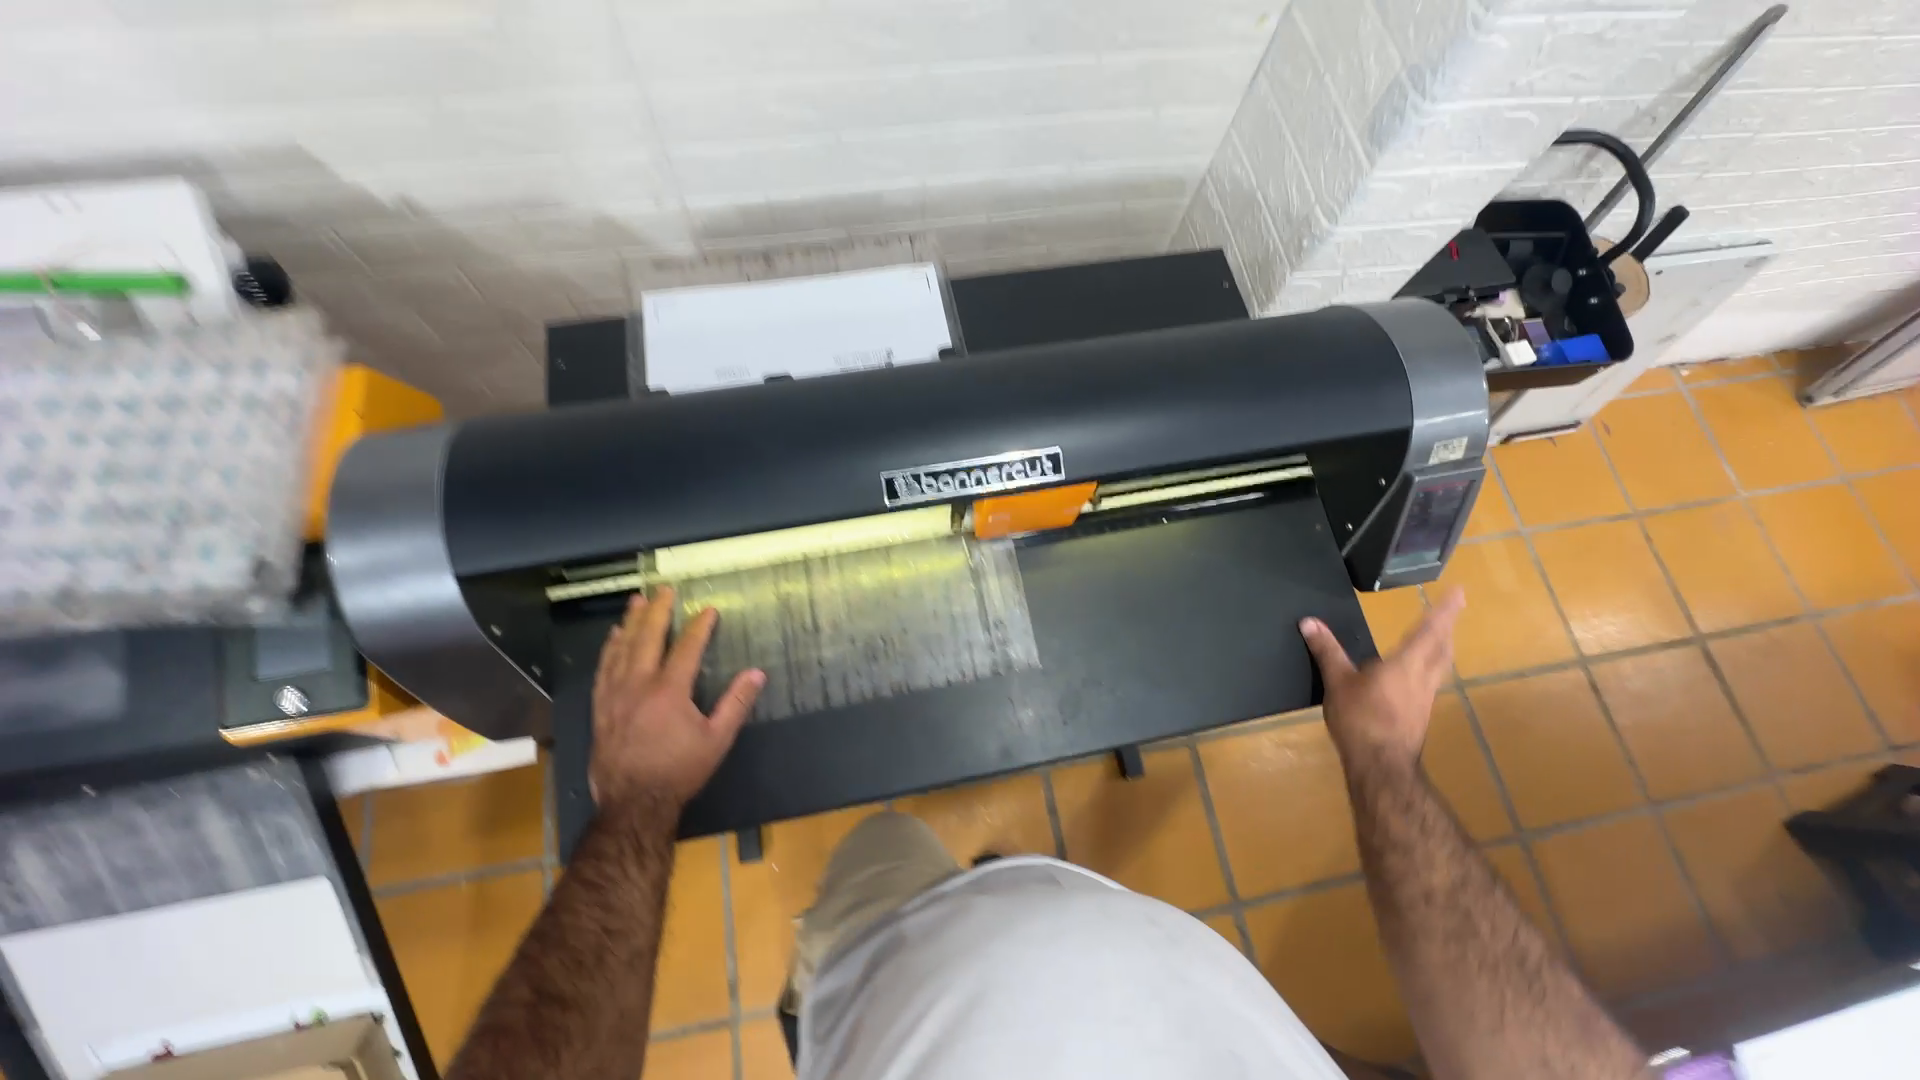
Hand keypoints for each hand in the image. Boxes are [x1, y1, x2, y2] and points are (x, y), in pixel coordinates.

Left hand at [591, 587, 765, 811]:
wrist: (633, 804)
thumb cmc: (679, 772)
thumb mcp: (716, 740)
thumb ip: (735, 704)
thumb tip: (756, 673)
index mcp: (669, 691)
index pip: (686, 647)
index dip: (699, 626)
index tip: (708, 610)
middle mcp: (639, 685)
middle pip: (647, 638)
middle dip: (657, 611)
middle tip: (663, 590)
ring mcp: (615, 695)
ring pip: (621, 649)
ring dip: (630, 622)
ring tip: (636, 601)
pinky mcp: (600, 708)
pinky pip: (603, 669)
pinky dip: (610, 649)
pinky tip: (613, 639)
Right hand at [1300, 588, 1464, 780]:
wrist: (1381, 766)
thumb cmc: (1361, 719)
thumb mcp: (1337, 682)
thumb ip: (1326, 651)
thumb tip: (1309, 622)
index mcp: (1406, 664)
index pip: (1430, 631)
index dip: (1445, 611)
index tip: (1461, 593)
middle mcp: (1423, 678)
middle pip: (1442, 649)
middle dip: (1447, 630)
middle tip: (1451, 614)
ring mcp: (1424, 699)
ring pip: (1440, 668)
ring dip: (1442, 650)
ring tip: (1439, 641)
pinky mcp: (1420, 716)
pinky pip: (1430, 683)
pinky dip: (1429, 670)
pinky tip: (1416, 677)